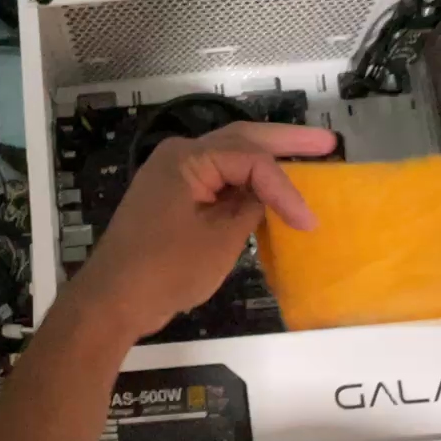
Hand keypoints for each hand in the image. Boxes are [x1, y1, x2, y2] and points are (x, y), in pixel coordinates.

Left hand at [64, 122, 337, 337]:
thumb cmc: (165, 270)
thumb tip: (261, 197)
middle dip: (285, 141)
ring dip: (264, 161)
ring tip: (305, 157)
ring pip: (227, 159)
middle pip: (241, 140)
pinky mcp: (170, 199)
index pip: (252, 160)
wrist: (113, 300)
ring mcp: (171, 177)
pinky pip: (213, 181)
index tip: (308, 222)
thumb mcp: (220, 240)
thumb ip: (249, 209)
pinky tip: (265, 191)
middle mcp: (178, 157)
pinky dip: (242, 185)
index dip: (285, 188)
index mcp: (188, 158)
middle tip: (326, 144)